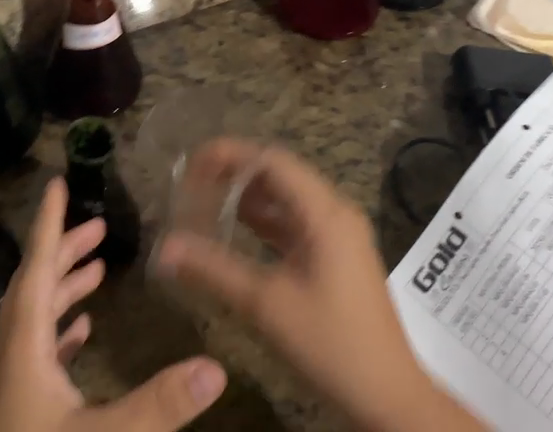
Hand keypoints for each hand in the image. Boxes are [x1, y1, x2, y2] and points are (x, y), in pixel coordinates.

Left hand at [0, 176, 226, 431]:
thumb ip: (158, 406)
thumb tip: (215, 367)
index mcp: (22, 348)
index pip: (36, 269)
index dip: (49, 226)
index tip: (56, 186)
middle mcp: (9, 355)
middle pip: (34, 286)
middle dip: (64, 252)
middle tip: (100, 230)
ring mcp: (10, 382)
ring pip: (34, 317)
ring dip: (63, 288)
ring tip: (98, 270)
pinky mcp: (18, 405)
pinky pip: (36, 348)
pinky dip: (59, 328)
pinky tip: (82, 329)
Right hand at [154, 140, 482, 431]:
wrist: (389, 397)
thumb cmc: (330, 343)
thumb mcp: (266, 304)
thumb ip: (213, 269)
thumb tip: (163, 247)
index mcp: (325, 212)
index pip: (272, 160)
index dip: (229, 155)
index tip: (191, 165)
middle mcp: (335, 213)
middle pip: (279, 174)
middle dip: (234, 174)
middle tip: (191, 185)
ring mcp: (339, 235)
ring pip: (286, 199)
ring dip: (247, 198)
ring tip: (205, 203)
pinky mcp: (336, 257)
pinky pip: (295, 223)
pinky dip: (263, 222)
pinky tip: (234, 232)